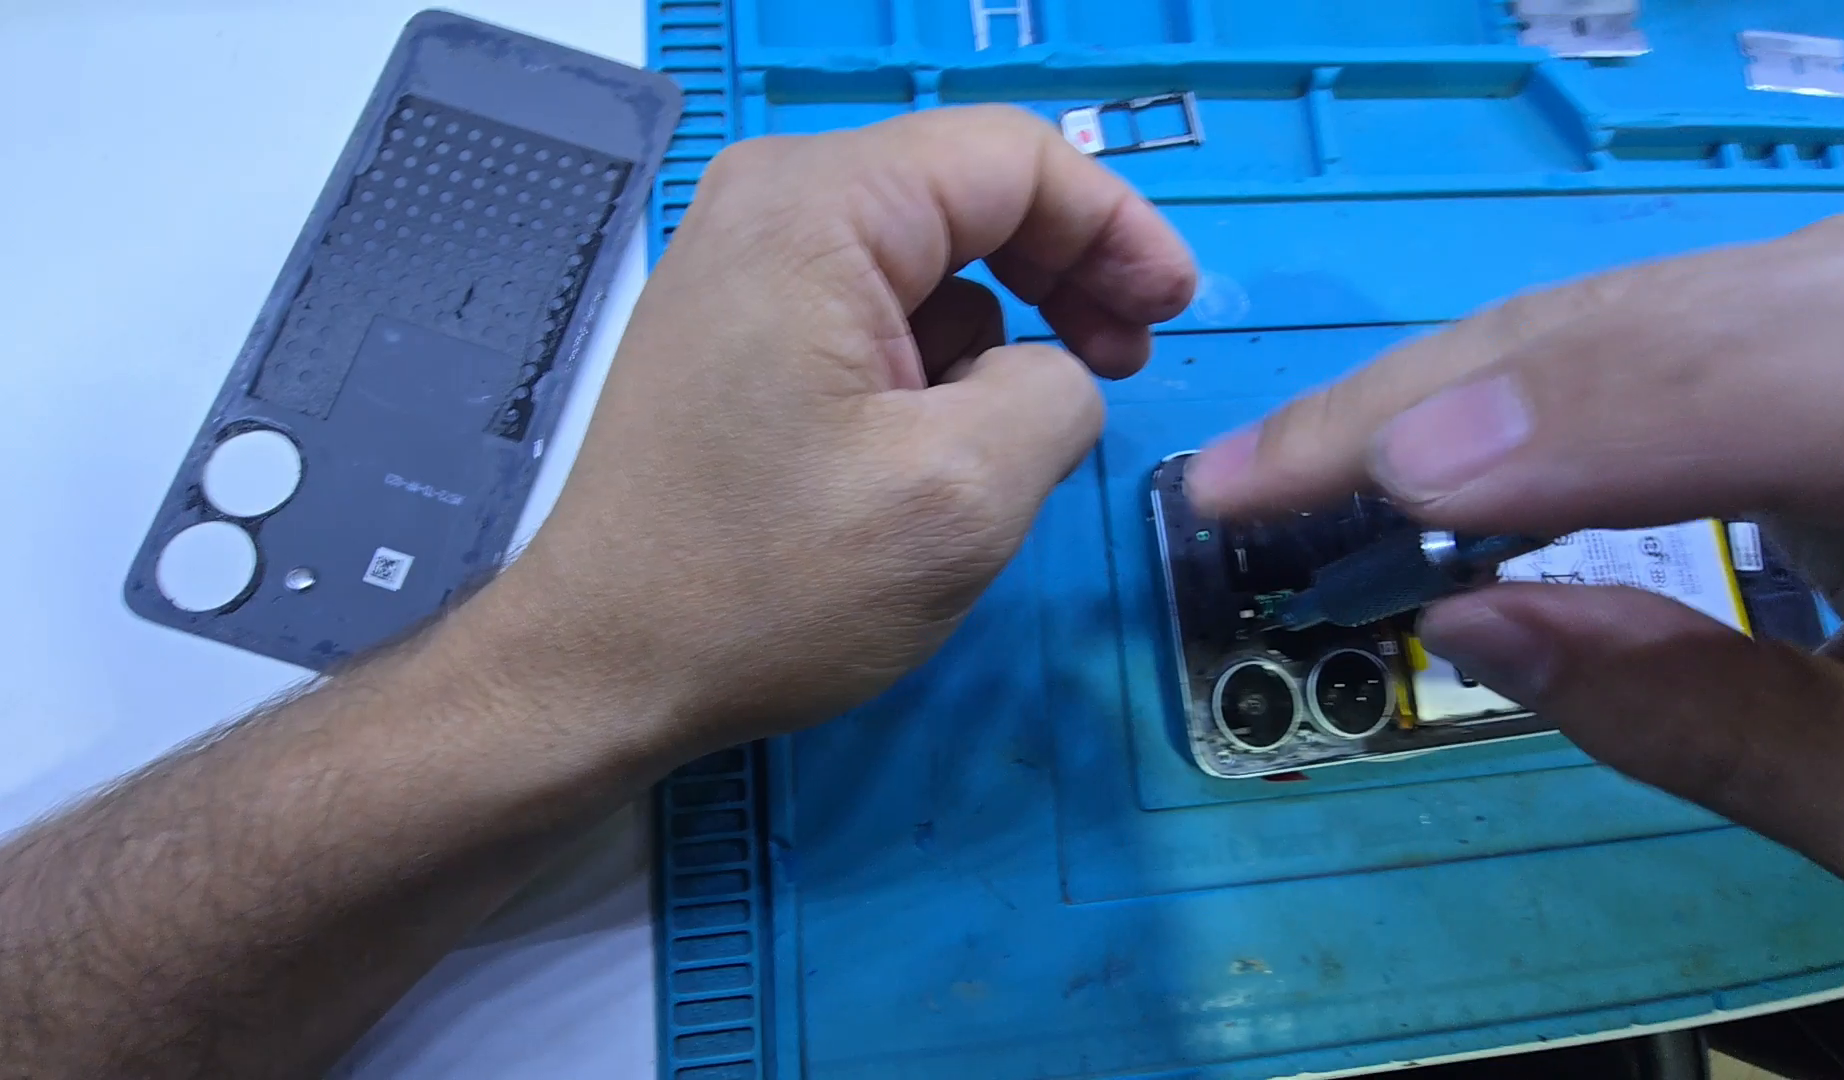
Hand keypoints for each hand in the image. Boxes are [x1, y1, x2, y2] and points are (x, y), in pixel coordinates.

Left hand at [460, 106, 1194, 759]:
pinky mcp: (746, 348)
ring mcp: (749, 281)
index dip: (1116, 227)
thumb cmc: (774, 588)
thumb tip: (1056, 375)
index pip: (1012, 162)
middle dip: (1064, 277)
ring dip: (998, 344)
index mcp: (818, 209)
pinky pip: (879, 331)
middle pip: (968, 206)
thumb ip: (1058, 397)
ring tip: (1011, 441)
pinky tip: (936, 452)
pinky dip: (937, 377)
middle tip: (1122, 360)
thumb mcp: (962, 496)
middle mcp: (772, 215)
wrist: (610, 670)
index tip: (1170, 309)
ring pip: (928, 279)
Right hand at [1184, 211, 1843, 916]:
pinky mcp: (1791, 344)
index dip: (1598, 411)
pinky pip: (1609, 345)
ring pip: (1614, 311)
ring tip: (1286, 466)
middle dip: (1429, 396)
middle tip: (1245, 475)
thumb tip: (1464, 629)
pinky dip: (1477, 405)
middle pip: (1667, 312)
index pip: (1833, 363)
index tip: (1397, 481)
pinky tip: (1393, 452)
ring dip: (1423, 396)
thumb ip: (1726, 728)